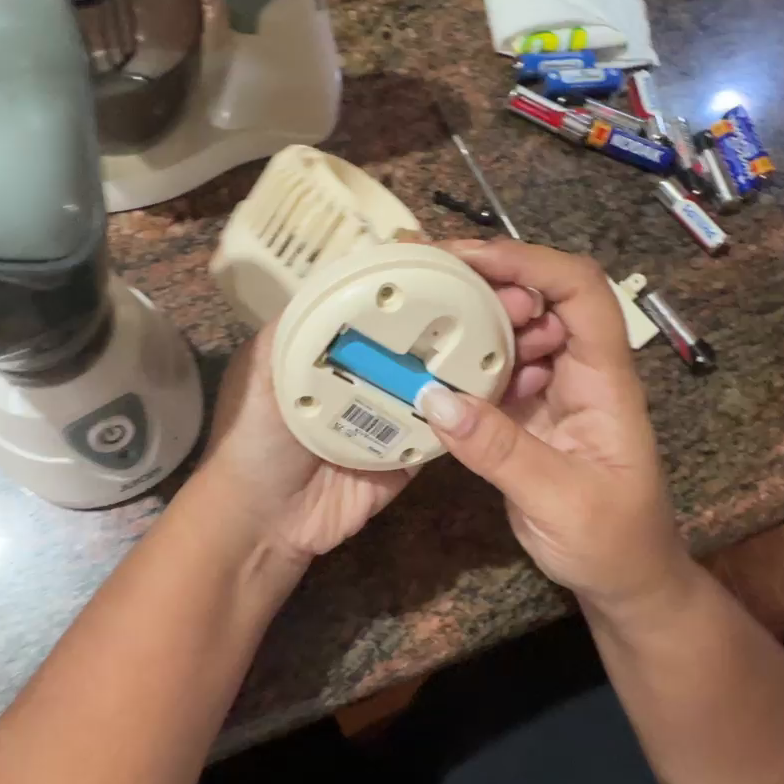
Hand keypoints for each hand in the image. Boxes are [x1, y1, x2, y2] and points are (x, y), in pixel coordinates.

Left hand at [197, 267, 567, 559]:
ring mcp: (397, 407)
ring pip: (449, 372)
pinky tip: (521, 377)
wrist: (266, 523)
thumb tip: (349, 264)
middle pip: (429, 330)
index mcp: (336, 339)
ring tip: (529, 329)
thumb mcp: (263, 368)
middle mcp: (372, 366)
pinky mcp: (416, 449)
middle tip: (518, 298)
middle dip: (475, 308)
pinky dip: (485, 403)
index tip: (472, 260)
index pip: (389, 293)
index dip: (429, 272)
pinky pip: (454, 422)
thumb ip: (299, 321)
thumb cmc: (254, 440)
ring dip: (490, 350)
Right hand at [415, 240, 690, 607]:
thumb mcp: (560, 500)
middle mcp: (579, 374)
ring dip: (471, 322)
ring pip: (513, 336)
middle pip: (541, 301)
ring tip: (418, 318)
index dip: (530, 264)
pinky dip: (461, 367)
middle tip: (425, 280)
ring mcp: (551, 394)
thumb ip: (499, 451)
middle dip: (488, 281)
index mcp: (605, 381)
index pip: (581, 293)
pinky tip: (426, 371)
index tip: (469, 260)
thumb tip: (433, 400)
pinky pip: (491, 377)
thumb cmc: (613, 540)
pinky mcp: (524, 419)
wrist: (624, 577)